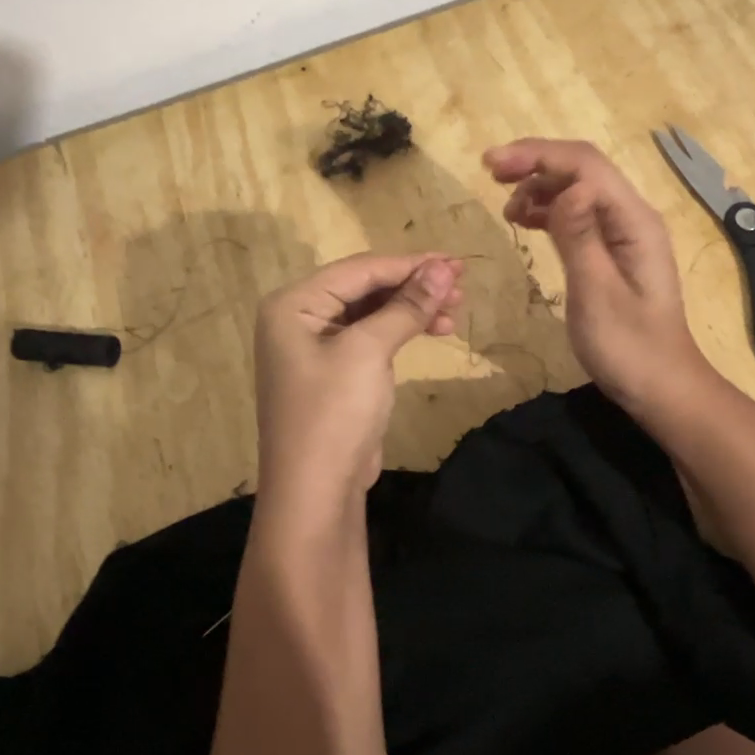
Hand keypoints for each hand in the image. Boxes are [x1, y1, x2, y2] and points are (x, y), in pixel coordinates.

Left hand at [255, 252, 465, 496]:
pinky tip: (433, 330)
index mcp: (293, 304)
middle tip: (461, 287)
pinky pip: (372, 339)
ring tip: (455, 311)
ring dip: (412, 309)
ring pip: (372, 314)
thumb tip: (443, 269)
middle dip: (413, 286)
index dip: (409, 264)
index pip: (359, 270)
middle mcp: (299, 320)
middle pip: (365, 288)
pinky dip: (402, 332)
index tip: (455, 263)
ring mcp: (316, 349)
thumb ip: (406, 306)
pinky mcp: (335, 374)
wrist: (315, 491)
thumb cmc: (334, 411)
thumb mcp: (370, 351)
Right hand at [484, 139, 709, 408]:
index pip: (584, 166)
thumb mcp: (598, 295)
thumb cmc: (629, 348)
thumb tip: (569, 186)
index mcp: (634, 221)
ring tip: (505, 208)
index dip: (537, 155)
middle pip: (582, 169)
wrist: (661, 388)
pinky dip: (550, 211)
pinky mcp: (612, 251)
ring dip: (540, 187)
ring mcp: (623, 233)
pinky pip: (579, 215)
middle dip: (535, 163)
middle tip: (490, 174)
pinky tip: (526, 221)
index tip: (490, 164)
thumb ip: (581, 237)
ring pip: (578, 189)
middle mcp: (632, 217)